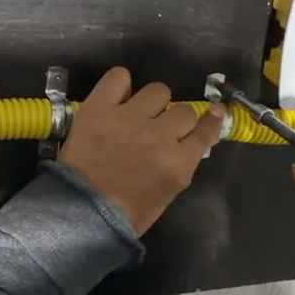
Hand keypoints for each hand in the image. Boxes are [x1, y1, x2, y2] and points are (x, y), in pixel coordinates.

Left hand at [58, 67, 226, 235]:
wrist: (80, 215)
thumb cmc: (124, 217)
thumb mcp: (164, 198)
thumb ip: (179, 169)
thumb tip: (188, 146)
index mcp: (178, 164)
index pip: (205, 132)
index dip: (211, 120)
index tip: (215, 111)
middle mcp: (159, 136)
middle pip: (183, 111)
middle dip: (176, 120)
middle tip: (160, 130)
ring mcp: (130, 118)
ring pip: (158, 91)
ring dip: (153, 102)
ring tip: (139, 114)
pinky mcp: (100, 108)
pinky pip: (118, 77)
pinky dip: (121, 83)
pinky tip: (118, 96)